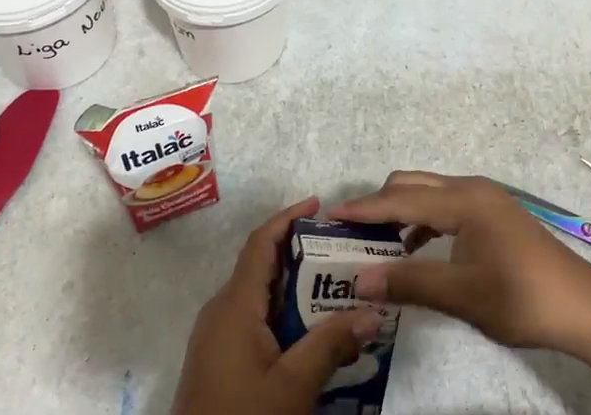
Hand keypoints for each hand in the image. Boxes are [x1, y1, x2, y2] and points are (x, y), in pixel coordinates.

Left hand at [173, 196, 379, 414]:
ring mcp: (217, 336)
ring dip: (295, 290)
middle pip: (262, 267)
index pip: (260, 244)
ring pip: (260, 297)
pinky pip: (254, 320)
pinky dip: (283, 315)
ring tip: (337, 291)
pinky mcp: (218, 359)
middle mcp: (221, 311)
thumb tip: (374, 311)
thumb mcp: (293, 385)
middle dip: (301, 255)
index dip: (286, 218)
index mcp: (234, 305)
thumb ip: (331, 345)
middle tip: (342, 252)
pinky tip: (312, 334)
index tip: (318, 204)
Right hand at [331, 171, 590, 352]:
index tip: (329, 214)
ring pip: (429, 193)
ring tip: (376, 242)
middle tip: (350, 232)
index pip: (400, 198)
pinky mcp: (493, 214)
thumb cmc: (521, 298)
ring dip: (401, 211)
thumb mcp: (461, 294)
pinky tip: (414, 249)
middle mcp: (471, 188)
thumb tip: (359, 279)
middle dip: (379, 203)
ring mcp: (485, 199)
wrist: (581, 307)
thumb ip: (408, 282)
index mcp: (463, 200)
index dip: (363, 208)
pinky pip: (445, 205)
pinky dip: (422, 220)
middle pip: (412, 185)